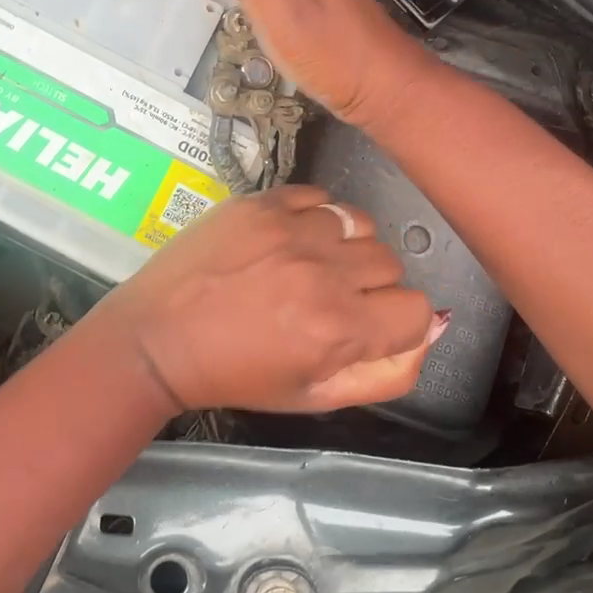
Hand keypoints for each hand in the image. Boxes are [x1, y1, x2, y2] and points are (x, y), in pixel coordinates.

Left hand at [88, 186, 444, 412]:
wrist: (158, 337)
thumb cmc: (236, 374)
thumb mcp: (316, 396)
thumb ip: (389, 372)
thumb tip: (434, 326)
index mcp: (338, 328)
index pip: (415, 308)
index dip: (394, 321)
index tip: (363, 325)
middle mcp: (320, 272)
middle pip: (390, 263)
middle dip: (368, 286)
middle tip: (325, 300)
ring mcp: (287, 230)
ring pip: (358, 224)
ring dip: (342, 246)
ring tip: (305, 266)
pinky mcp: (258, 203)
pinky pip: (318, 195)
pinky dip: (314, 215)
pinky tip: (287, 240)